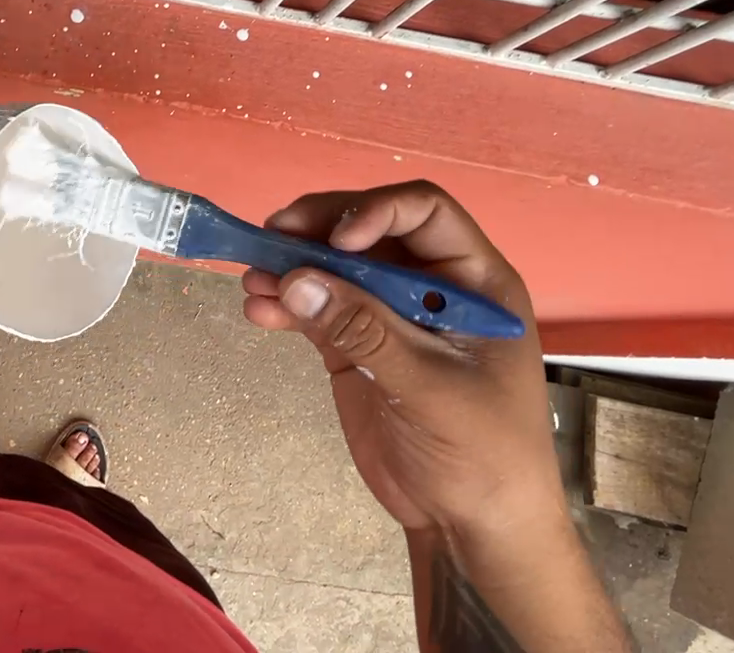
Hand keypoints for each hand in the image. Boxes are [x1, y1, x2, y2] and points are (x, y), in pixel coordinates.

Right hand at [240, 181, 561, 540]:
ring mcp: (384, 313)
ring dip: (290, 265)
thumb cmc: (480, 453)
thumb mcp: (429, 389)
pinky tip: (258, 312)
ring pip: (331, 265)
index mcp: (470, 282)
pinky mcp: (351, 341)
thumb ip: (363, 331)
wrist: (467, 523)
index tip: (336, 241)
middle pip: (366, 230)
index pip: (424, 212)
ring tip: (253, 278)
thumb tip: (294, 279)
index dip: (377, 210)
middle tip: (272, 236)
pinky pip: (312, 306)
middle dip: (318, 229)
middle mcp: (425, 285)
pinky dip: (283, 304)